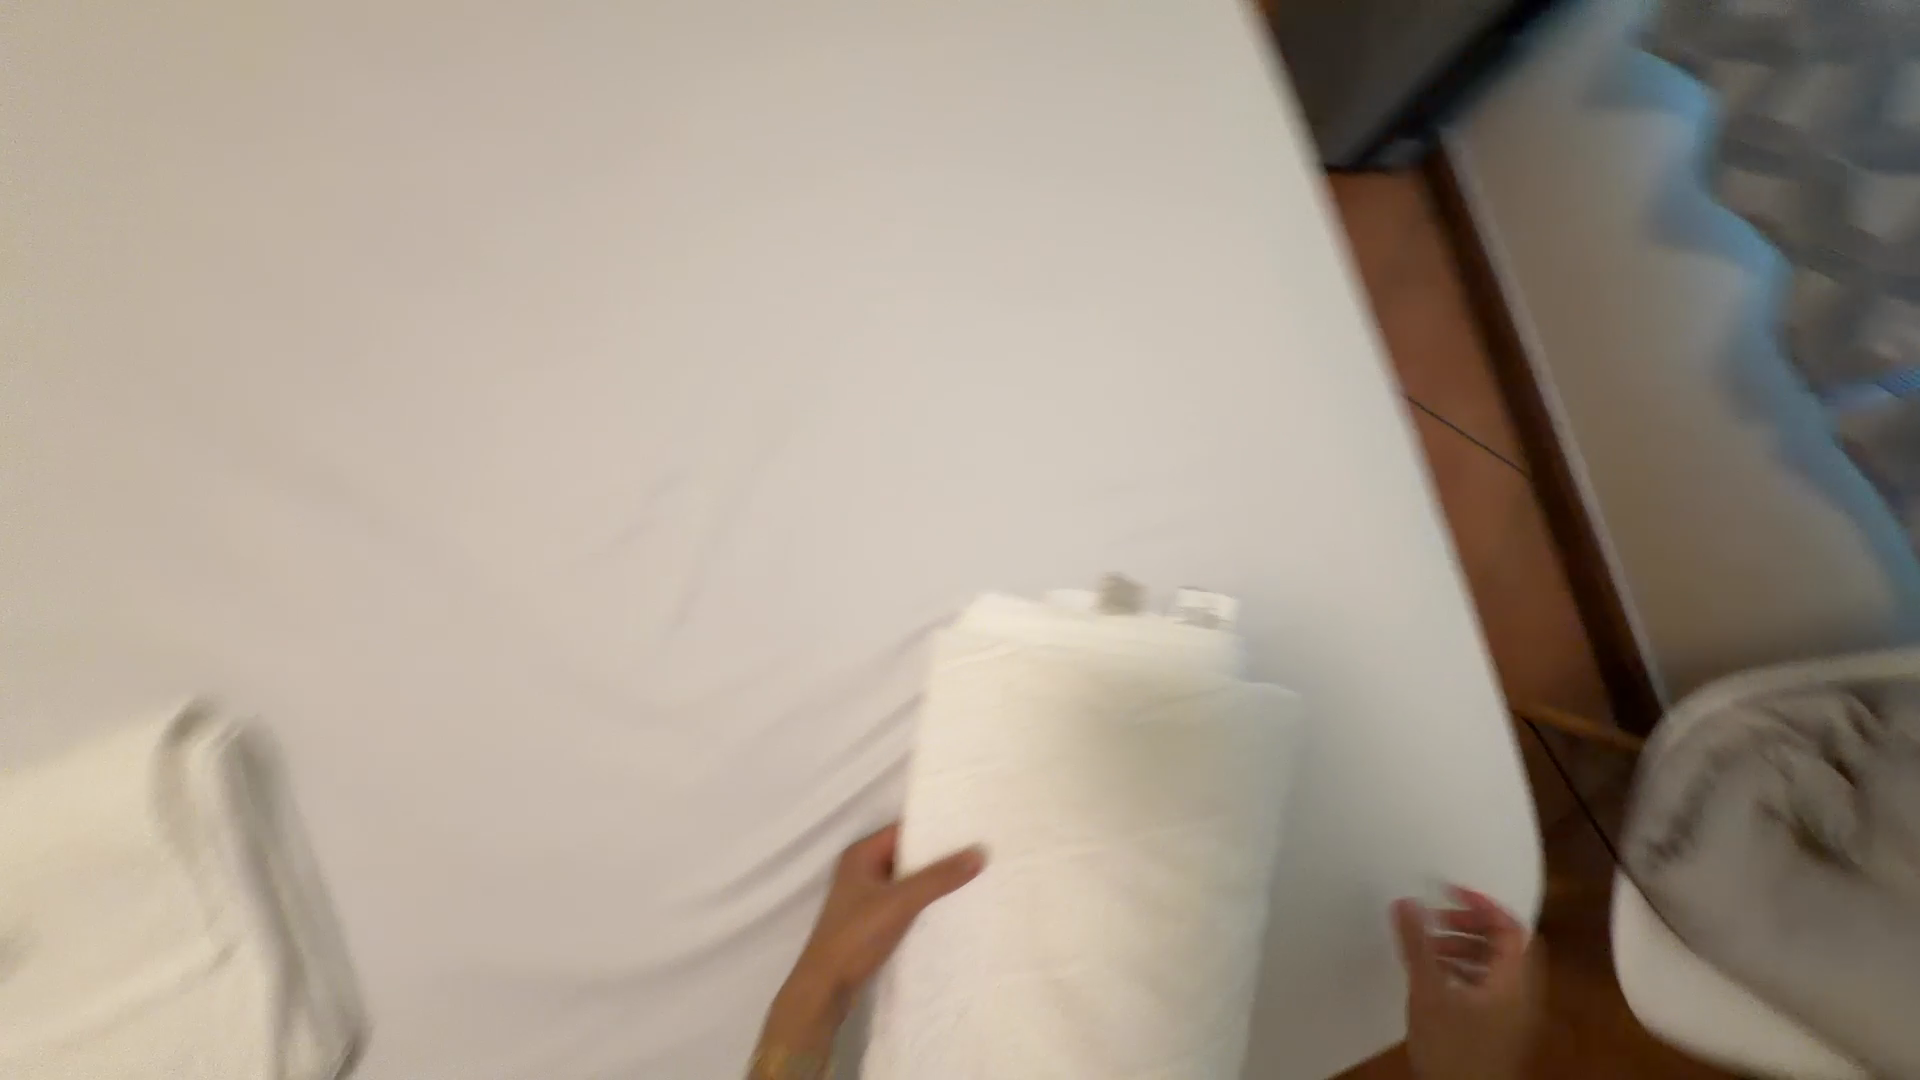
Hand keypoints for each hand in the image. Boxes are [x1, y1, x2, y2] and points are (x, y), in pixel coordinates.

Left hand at [752, 823, 985, 1077]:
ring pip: (907, 880)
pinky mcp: (871, 920)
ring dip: (932, 881)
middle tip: (976, 853)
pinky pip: (903, 901)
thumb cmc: (856, 935)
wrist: (826, 988)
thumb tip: (978, 853)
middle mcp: (862, 869)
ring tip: (970, 877)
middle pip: (907, 855)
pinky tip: (948, 907)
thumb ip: (938, 878)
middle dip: (937, 857)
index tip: (968, 830)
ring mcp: (866, 896)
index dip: (935, 830)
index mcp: (861, 853)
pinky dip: (923, 902)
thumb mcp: (900, 902)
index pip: (904, 830)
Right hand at [1392, 887, 1540, 1079]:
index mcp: (1512, 982)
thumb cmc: (1452, 1047)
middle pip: (1505, 943)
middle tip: (1434, 918)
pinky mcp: (1494, 1023)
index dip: (1483, 903)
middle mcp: (1519, 994)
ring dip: (1462, 943)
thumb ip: (1417, 944)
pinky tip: (1433, 972)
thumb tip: (1408, 900)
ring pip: (1493, 962)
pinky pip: (1484, 981)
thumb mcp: (1429, 991)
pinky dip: (1461, 965)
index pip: (1510, 928)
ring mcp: (1509, 1011)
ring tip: (1428, 943)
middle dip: (1469, 923)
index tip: (1448, 890)